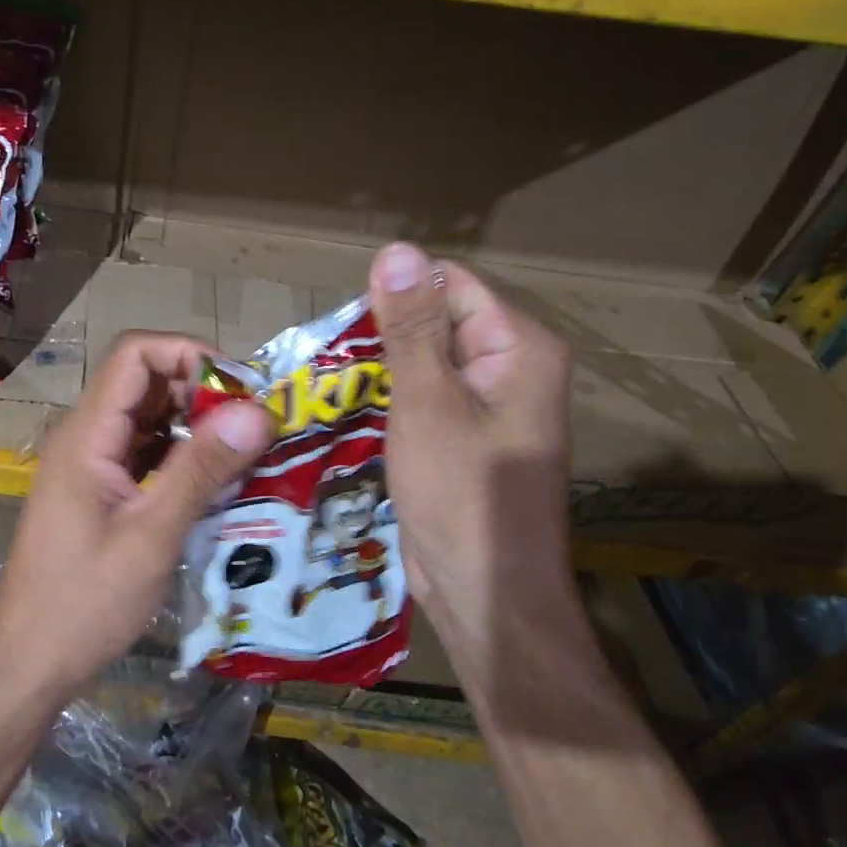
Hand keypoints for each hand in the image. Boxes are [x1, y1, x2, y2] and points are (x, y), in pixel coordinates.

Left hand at [0, 331, 272, 697]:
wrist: (31, 660)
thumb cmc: (85, 602)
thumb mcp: (152, 536)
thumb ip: (201, 470)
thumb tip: (257, 411)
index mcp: (87, 435)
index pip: (135, 354)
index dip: (189, 353)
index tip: (242, 386)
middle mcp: (85, 438)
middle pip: (144, 381)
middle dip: (201, 389)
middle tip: (257, 421)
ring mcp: (90, 465)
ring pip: (148, 418)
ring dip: (195, 424)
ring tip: (249, 448)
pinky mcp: (99, 492)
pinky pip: (145, 453)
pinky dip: (181, 456)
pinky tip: (219, 479)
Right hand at [367, 243, 574, 641]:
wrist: (487, 597)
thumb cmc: (462, 499)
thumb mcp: (427, 405)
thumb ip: (411, 328)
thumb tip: (396, 250)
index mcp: (518, 347)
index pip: (447, 285)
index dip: (394, 300)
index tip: (345, 338)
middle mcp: (511, 367)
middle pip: (434, 322)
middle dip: (381, 340)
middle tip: (329, 374)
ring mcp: (490, 405)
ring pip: (422, 363)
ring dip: (378, 374)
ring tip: (328, 394)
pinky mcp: (468, 437)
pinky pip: (424, 399)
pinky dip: (388, 403)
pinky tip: (348, 419)